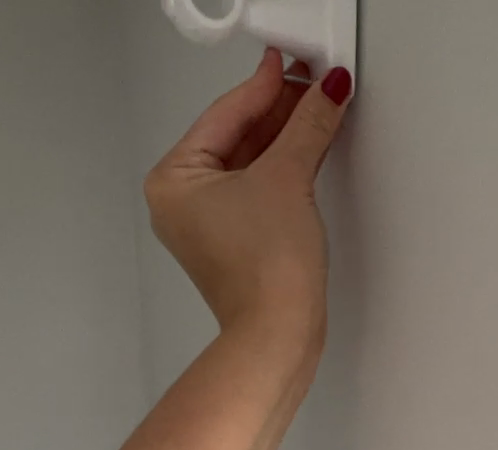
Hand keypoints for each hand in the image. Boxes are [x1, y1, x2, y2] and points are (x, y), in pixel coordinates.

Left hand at [146, 49, 353, 345]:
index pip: (224, 114)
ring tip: (317, 116)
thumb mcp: (287, 178)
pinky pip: (257, 193)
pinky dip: (282, 173)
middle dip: (279, 114)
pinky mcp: (236, 245)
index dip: (265, 86)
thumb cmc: (264, 273)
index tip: (294, 68)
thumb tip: (324, 93)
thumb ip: (308, 125)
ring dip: (285, 142)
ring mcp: (209, 228)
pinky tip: (307, 155)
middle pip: (235, 138)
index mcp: (173, 181)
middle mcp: (183, 204)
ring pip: (248, 166)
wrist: (279, 333)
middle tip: (314, 89)